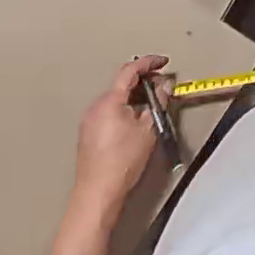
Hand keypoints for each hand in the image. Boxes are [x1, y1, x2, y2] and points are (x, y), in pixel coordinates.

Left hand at [73, 55, 167, 209]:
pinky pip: (110, 110)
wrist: (99, 192)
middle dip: (144, 79)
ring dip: (136, 94)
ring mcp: (90, 121)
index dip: (149, 63)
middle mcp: (95, 108)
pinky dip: (126, 106)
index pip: (130, 71)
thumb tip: (165, 87)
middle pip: (122, 83)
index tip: (163, 62)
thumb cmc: (123, 161)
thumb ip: (159, 100)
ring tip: (154, 102)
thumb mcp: (150, 127)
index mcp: (109, 102)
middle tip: (163, 83)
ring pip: (116, 97)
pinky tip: (138, 116)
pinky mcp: (89, 133)